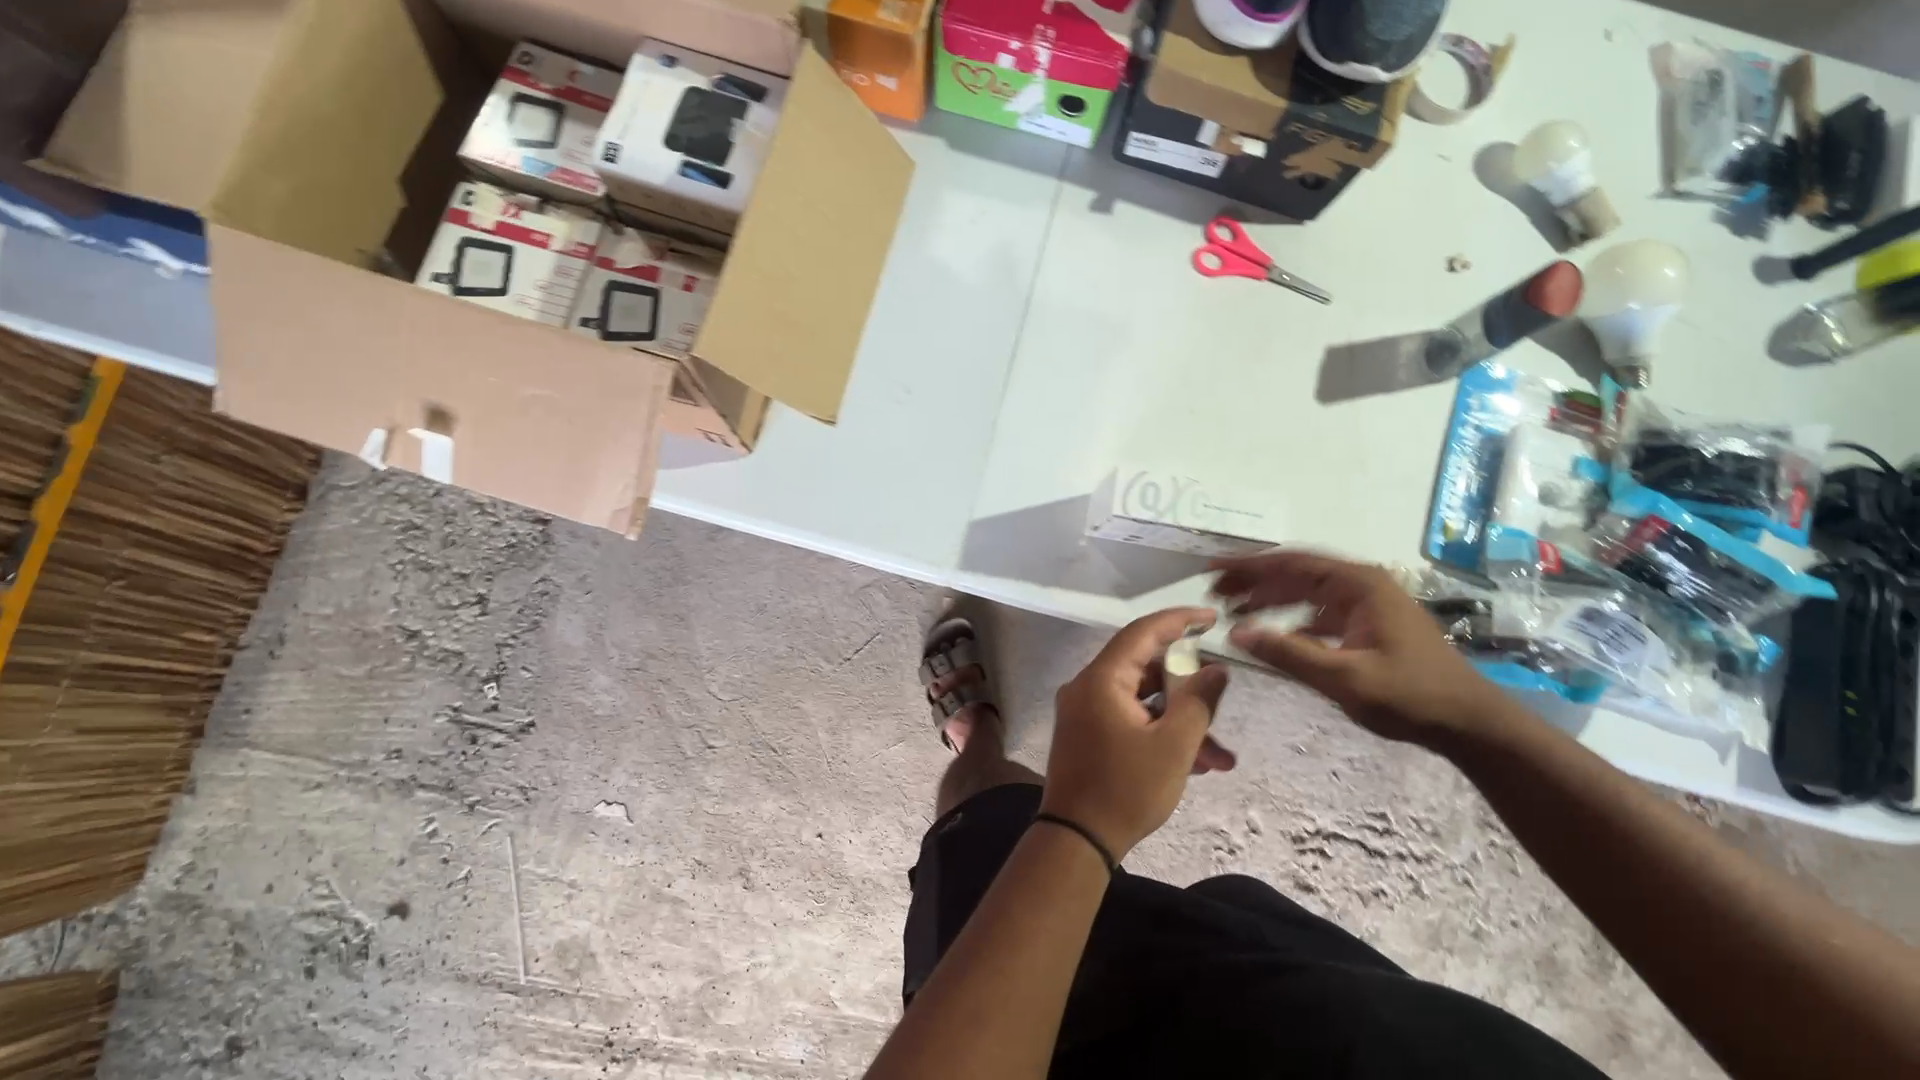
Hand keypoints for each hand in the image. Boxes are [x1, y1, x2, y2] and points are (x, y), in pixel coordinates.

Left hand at [1043, 608, 1232, 861]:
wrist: (1076, 841)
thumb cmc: (1126, 789)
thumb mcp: (1174, 746)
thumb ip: (1199, 701)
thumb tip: (1215, 669)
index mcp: (1101, 679)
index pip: (1143, 632)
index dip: (1179, 621)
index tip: (1212, 618)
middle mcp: (1087, 688)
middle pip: (1146, 669)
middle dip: (1190, 688)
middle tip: (1222, 697)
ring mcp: (1084, 713)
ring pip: (1144, 702)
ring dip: (1182, 722)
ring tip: (1220, 757)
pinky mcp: (1088, 736)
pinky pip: (1130, 721)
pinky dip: (1161, 734)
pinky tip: (1197, 765)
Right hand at [1212, 552, 1513, 747]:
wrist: (1469, 722)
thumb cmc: (1410, 695)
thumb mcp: (1344, 676)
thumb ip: (1288, 653)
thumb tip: (1236, 634)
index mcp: (1359, 584)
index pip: (1293, 564)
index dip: (1249, 566)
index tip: (1213, 569)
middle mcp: (1363, 585)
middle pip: (1297, 574)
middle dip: (1255, 581)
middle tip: (1215, 593)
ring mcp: (1368, 605)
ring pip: (1307, 593)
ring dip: (1271, 600)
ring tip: (1235, 611)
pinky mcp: (1370, 626)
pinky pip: (1320, 613)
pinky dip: (1292, 619)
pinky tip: (1273, 635)